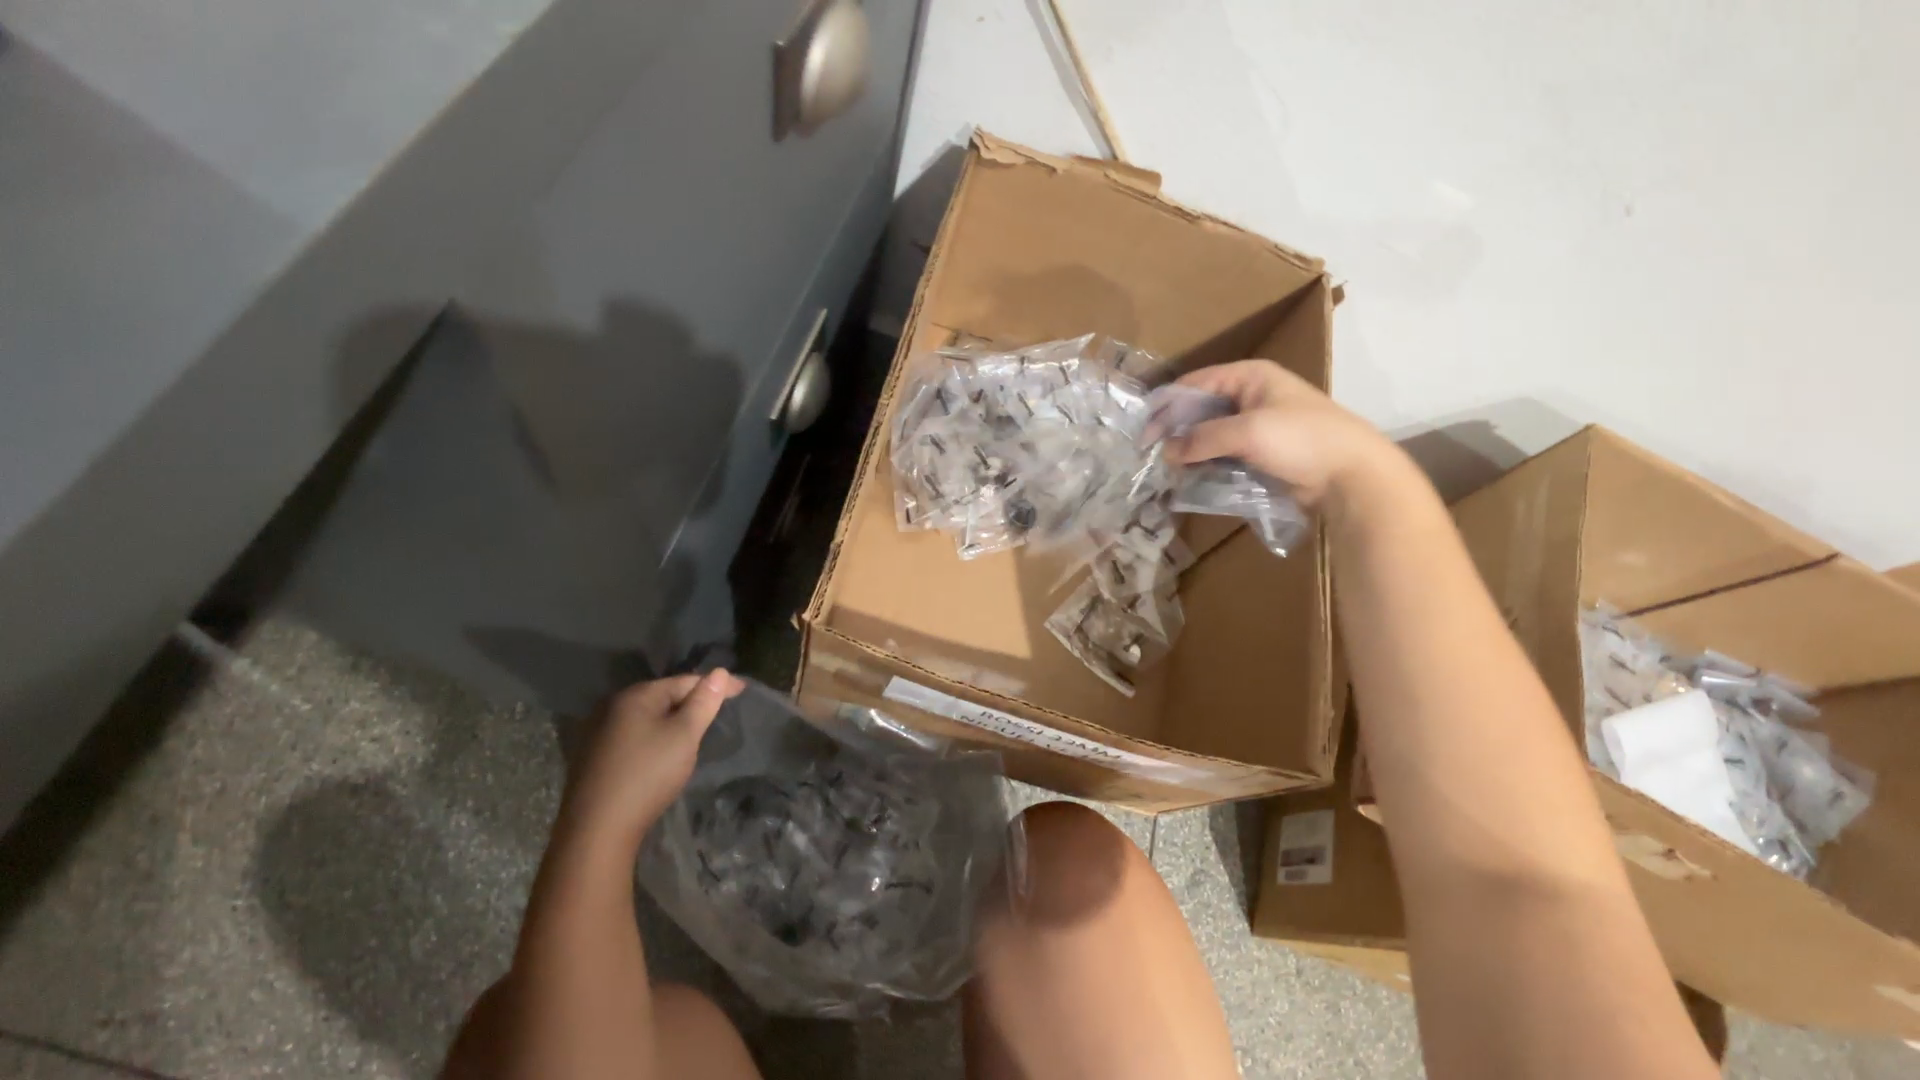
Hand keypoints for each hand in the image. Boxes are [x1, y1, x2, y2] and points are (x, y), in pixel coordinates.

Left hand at [561, 670, 745, 844]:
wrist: (598, 827)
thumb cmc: (648, 774)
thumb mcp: (684, 736)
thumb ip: (703, 703)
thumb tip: (719, 671)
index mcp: (636, 696)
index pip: (684, 681)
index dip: (715, 685)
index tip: (741, 690)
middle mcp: (613, 706)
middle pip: (664, 696)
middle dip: (692, 700)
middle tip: (719, 709)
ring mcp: (599, 731)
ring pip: (648, 717)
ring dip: (673, 718)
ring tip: (696, 728)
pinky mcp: (595, 755)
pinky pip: (634, 735)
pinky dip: (655, 736)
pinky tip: (663, 750)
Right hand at [1163, 360, 1403, 508]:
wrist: (1352, 475)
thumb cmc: (1302, 440)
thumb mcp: (1248, 432)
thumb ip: (1203, 439)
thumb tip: (1166, 451)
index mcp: (1250, 377)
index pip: (1196, 383)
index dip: (1168, 406)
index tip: (1145, 433)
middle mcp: (1252, 397)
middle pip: (1202, 410)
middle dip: (1177, 431)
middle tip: (1152, 455)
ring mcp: (1258, 427)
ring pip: (1212, 436)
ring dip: (1191, 452)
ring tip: (1167, 471)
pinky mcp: (1263, 455)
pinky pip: (1226, 456)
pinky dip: (1208, 466)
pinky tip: (1191, 480)